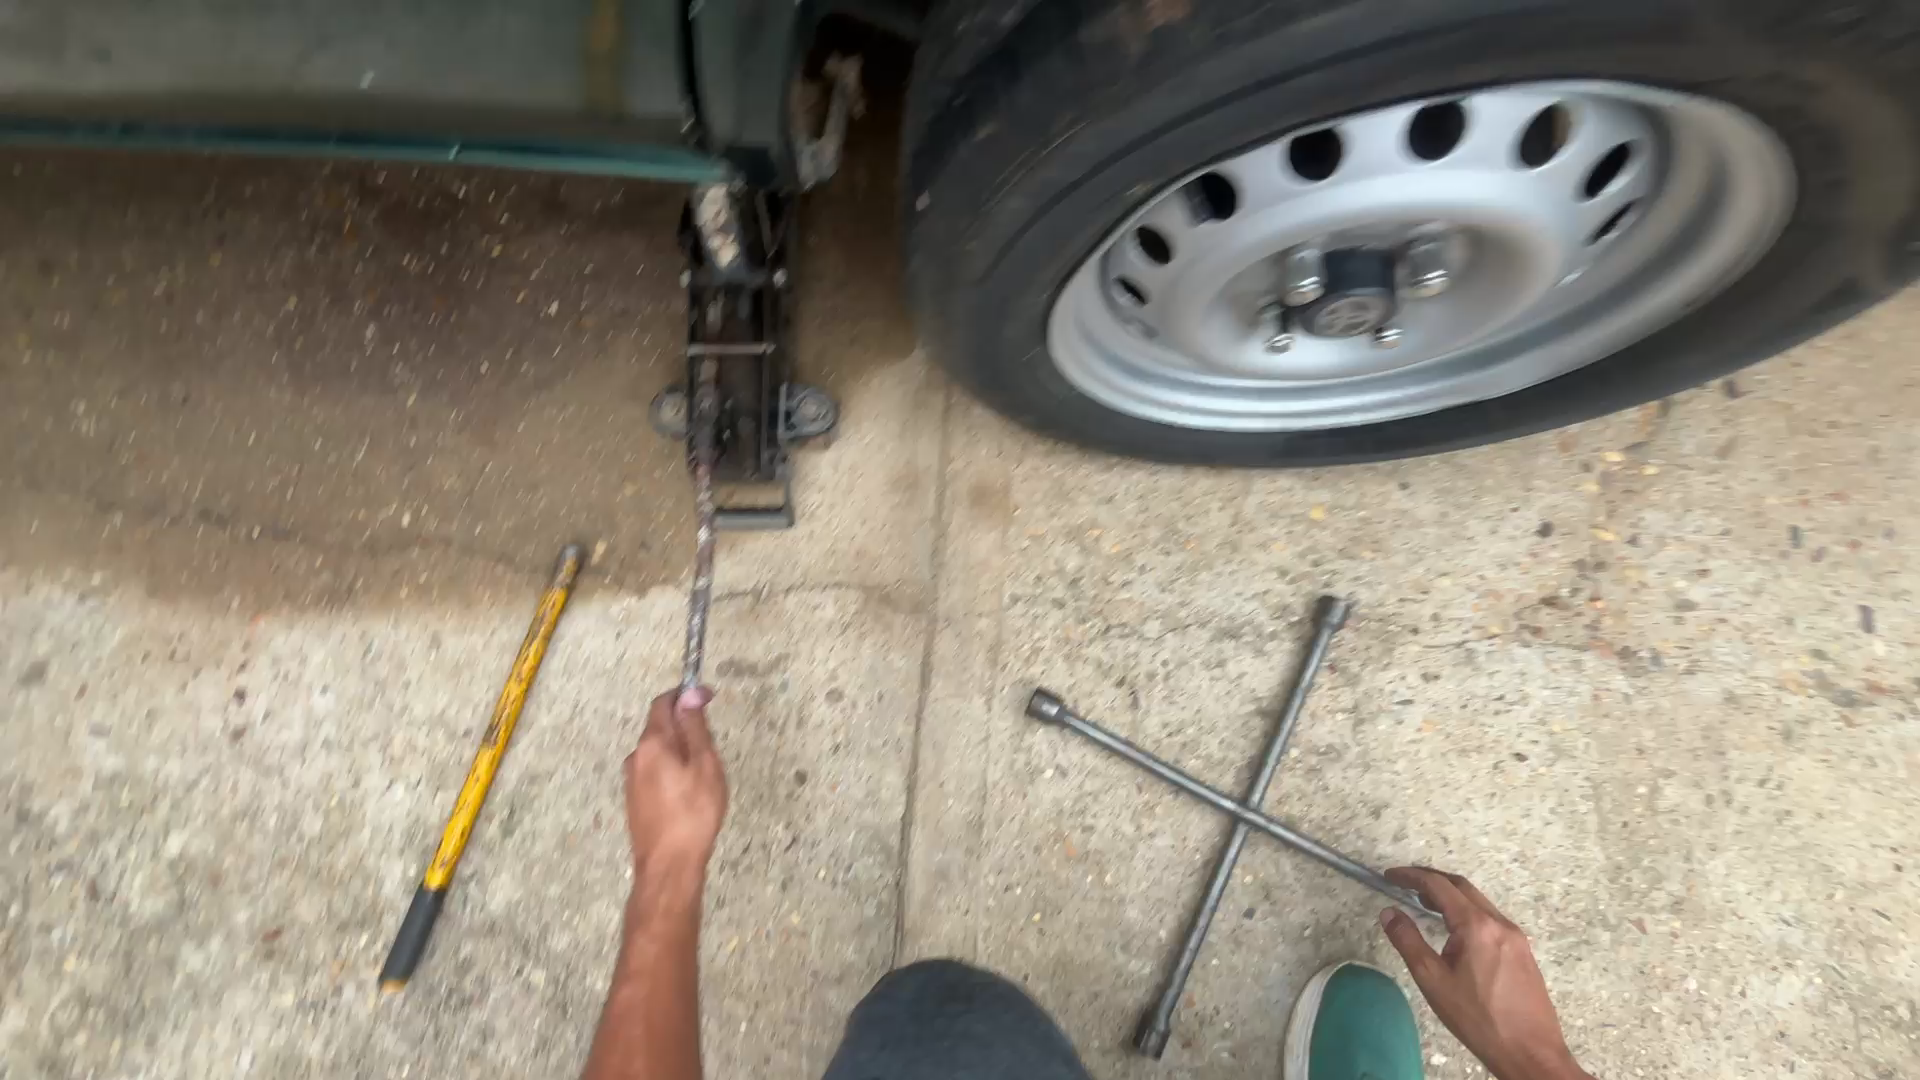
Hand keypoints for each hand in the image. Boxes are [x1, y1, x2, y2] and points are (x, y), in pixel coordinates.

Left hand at [623, 688, 728, 891]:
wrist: (669, 866)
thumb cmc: (694, 811)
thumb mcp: (704, 763)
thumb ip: (696, 726)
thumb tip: (691, 692)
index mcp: (652, 743)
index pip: (664, 703)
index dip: (686, 695)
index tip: (709, 699)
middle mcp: (635, 757)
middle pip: (660, 727)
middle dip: (686, 726)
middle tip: (713, 747)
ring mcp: (632, 780)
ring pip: (659, 751)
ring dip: (680, 750)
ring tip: (705, 774)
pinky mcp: (635, 800)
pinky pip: (655, 770)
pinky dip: (673, 768)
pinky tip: (689, 792)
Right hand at [1378, 868, 1592, 1079]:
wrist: (1533, 1058)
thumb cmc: (1479, 1018)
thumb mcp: (1433, 980)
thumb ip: (1407, 940)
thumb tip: (1388, 912)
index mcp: (1477, 926)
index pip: (1438, 885)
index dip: (1410, 876)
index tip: (1389, 877)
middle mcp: (1500, 924)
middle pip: (1460, 886)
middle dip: (1430, 879)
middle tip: (1404, 884)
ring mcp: (1516, 938)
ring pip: (1477, 902)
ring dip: (1449, 895)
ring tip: (1424, 904)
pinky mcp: (1523, 954)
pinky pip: (1489, 918)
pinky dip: (1465, 911)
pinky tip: (1455, 931)